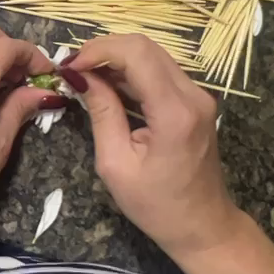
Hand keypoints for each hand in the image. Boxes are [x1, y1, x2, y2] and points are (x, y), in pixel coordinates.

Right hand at [64, 34, 243, 257]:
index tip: (70, 67)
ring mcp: (198, 95)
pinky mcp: (195, 100)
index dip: (99, 52)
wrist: (203, 226)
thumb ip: (102, 112)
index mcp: (174, 113)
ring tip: (84, 76)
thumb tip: (80, 77)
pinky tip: (107, 84)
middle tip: (73, 69)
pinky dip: (131, 70)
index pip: (136, 55)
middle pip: (145, 47)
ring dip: (116, 58)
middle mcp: (192, 95)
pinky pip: (160, 70)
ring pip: (153, 54)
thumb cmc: (156, 206)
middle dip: (104, 50)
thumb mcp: (116, 164)